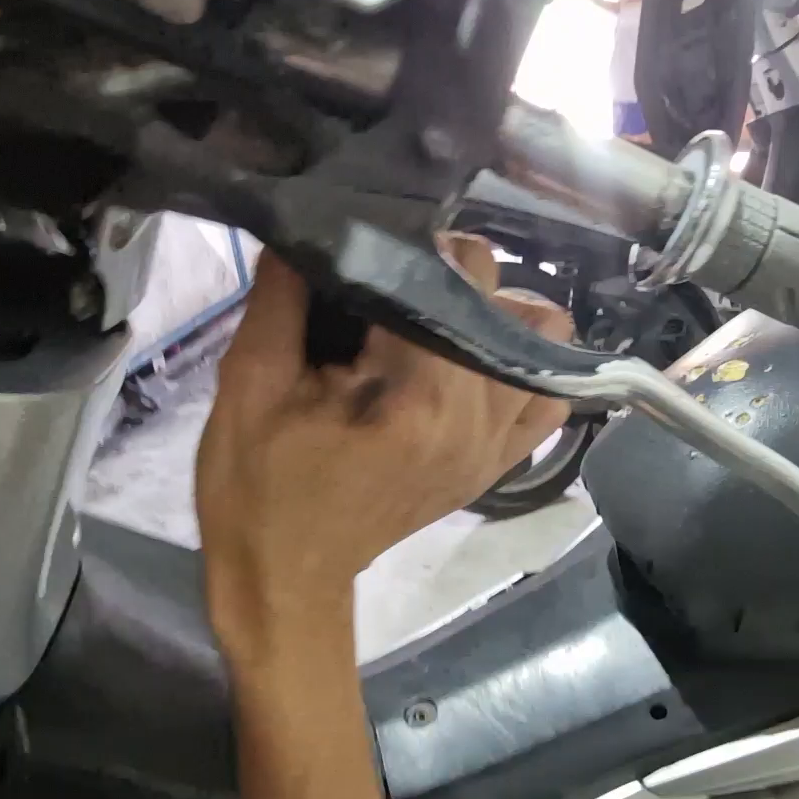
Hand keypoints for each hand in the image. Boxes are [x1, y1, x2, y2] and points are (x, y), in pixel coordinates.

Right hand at [195, 235, 571, 662]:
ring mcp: (498, 448)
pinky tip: (479, 363)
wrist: (287, 574)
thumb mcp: (250, 383)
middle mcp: (478, 421)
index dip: (420, 245)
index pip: (457, 281)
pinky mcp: (500, 466)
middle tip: (402, 283)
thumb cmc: (257, 485)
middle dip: (456, 276)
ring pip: (543, 344)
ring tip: (444, 320)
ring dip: (499, 317)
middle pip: (506, 304)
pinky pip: (547, 401)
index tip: (379, 247)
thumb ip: (285, 293)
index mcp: (420, 398)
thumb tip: (310, 224)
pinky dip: (524, 370)